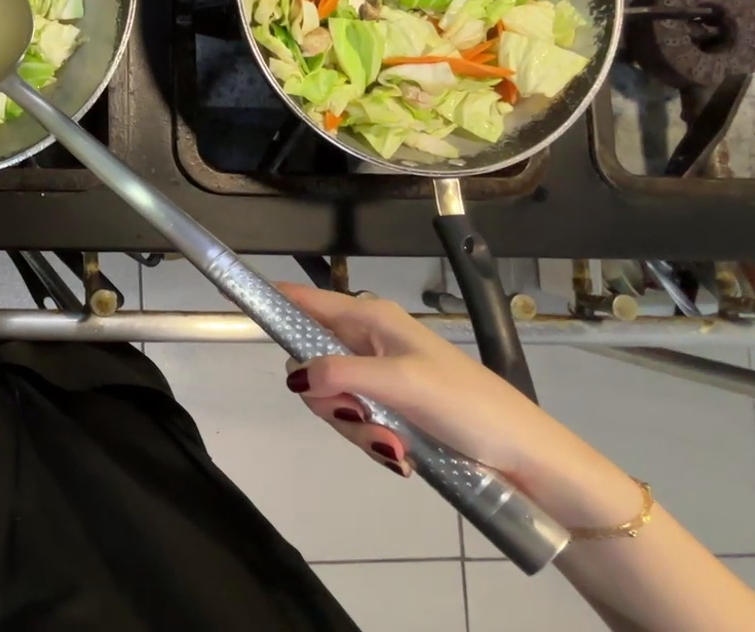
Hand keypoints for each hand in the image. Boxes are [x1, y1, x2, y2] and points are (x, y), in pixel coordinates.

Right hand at [277, 282, 639, 526]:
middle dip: (324, 395)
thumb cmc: (468, 405)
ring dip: (351, 423)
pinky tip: (397, 451)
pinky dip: (366, 436)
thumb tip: (292, 377)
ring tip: (392, 445)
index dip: (266, 297)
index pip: (302, 298)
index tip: (226, 297)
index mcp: (369, 317)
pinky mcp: (387, 406)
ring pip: (327, 393)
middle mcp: (366, 339)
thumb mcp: (401, 385)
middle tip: (356, 416)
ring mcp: (375, 374)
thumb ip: (341, 374)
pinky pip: (350, 416)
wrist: (528, 457)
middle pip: (307, 357)